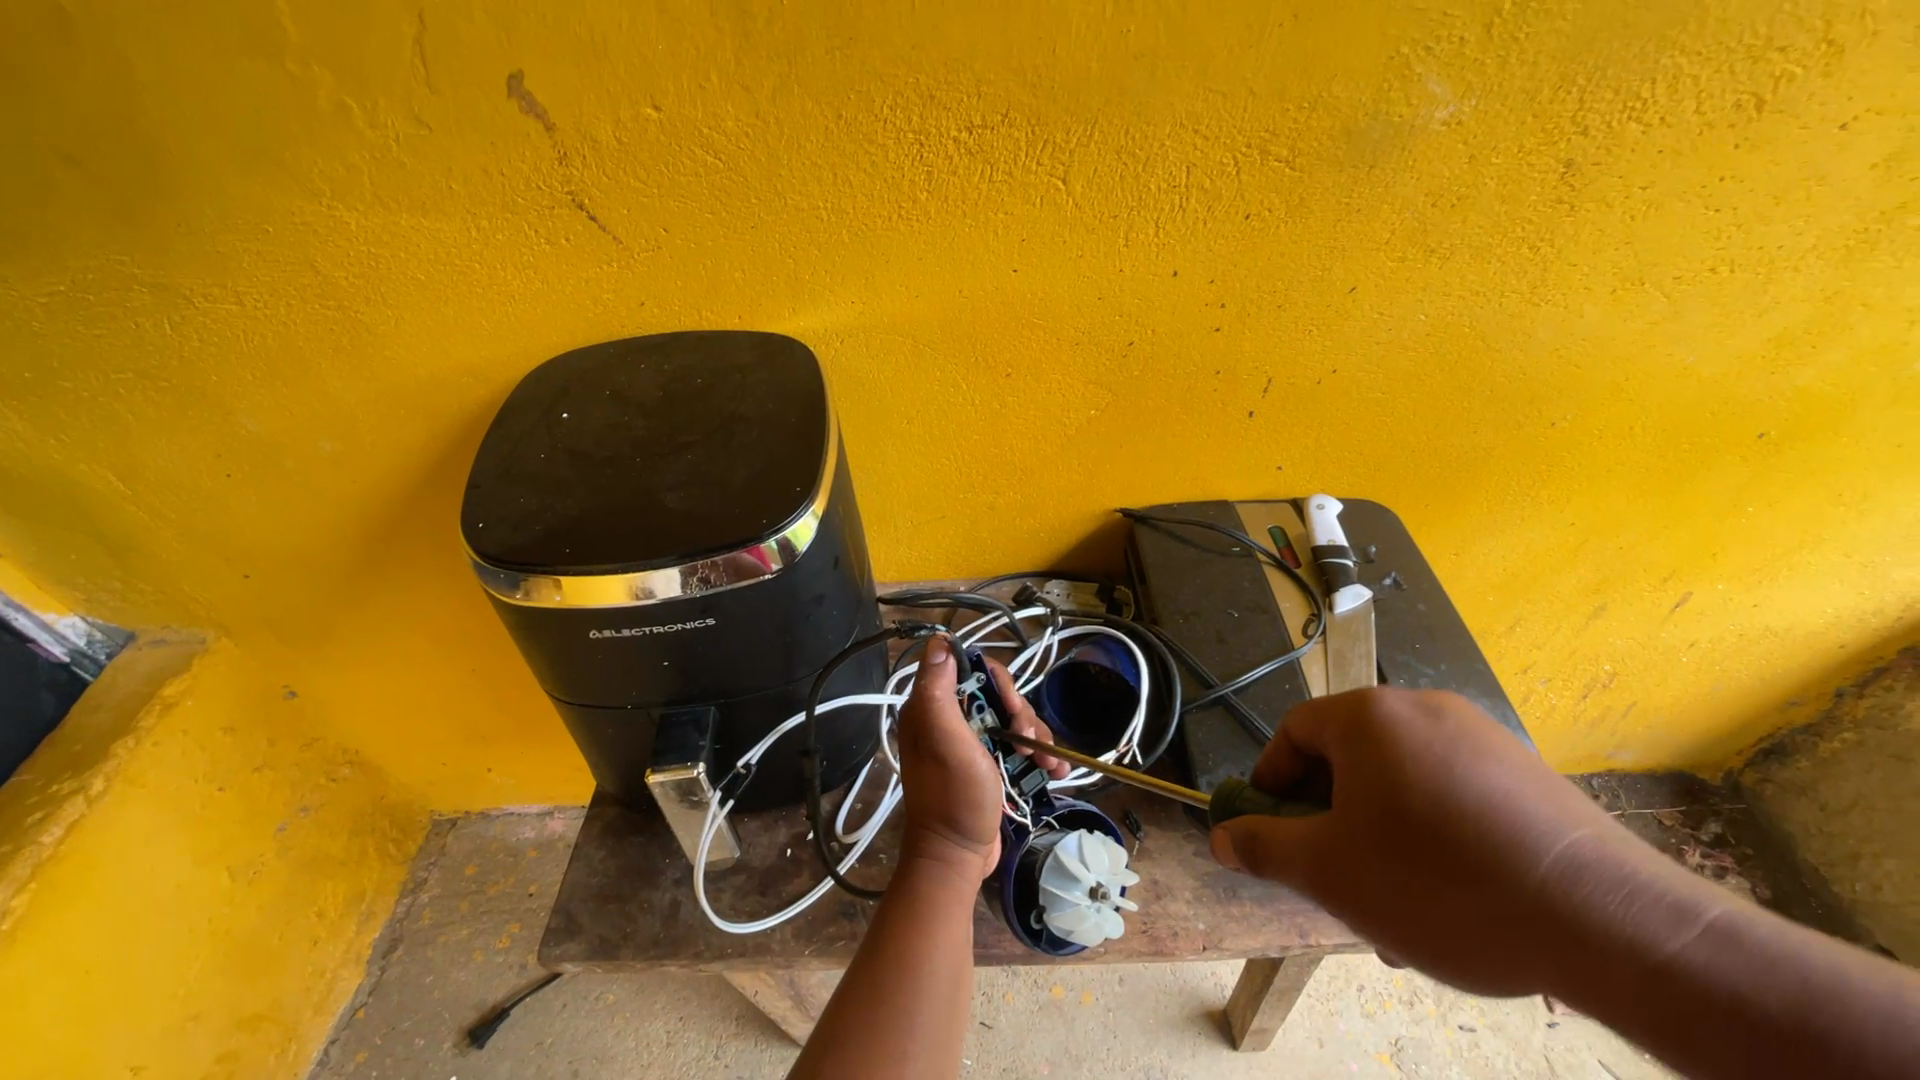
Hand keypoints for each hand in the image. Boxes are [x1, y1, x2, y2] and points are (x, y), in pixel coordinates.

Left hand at [897, 637, 1066, 879]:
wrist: (958, 856)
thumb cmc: (952, 796)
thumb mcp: (944, 738)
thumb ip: (938, 689)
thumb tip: (939, 641)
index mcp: (931, 707)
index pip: (967, 667)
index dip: (995, 679)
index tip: (1010, 704)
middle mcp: (948, 720)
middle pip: (996, 693)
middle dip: (1021, 713)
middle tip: (1027, 739)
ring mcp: (970, 743)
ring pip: (1013, 718)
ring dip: (1036, 736)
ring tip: (1046, 763)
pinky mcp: (989, 764)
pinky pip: (1019, 745)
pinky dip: (1038, 754)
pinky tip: (1053, 770)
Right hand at [1210, 687, 1675, 996]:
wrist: (1605, 920)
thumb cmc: (1439, 884)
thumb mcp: (1329, 873)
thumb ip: (1264, 848)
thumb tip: (1222, 837)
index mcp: (1369, 717)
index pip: (1293, 732)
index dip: (1270, 783)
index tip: (1272, 833)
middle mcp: (1424, 710)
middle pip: (1348, 757)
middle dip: (1328, 818)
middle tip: (1330, 877)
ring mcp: (1484, 738)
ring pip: (1401, 783)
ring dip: (1377, 835)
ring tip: (1390, 904)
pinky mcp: (1529, 774)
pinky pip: (1452, 794)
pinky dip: (1430, 836)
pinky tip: (1447, 898)